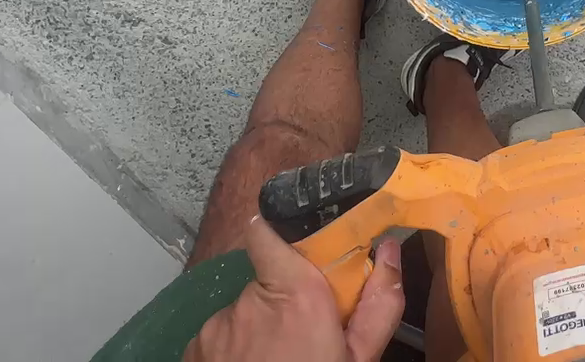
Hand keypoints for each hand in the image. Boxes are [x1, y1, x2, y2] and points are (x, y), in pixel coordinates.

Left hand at [183, 215, 404, 361]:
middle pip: (266, 283)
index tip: (289, 251)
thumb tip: (390, 248)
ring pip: (241, 314)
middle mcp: (249, 302)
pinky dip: (231, 352)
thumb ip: (380, 303)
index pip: (266, 235)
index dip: (274, 236)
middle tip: (297, 338)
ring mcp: (216, 329)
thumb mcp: (361, 360)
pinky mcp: (193, 352)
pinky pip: (217, 339)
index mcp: (295, 294)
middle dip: (280, 303)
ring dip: (255, 331)